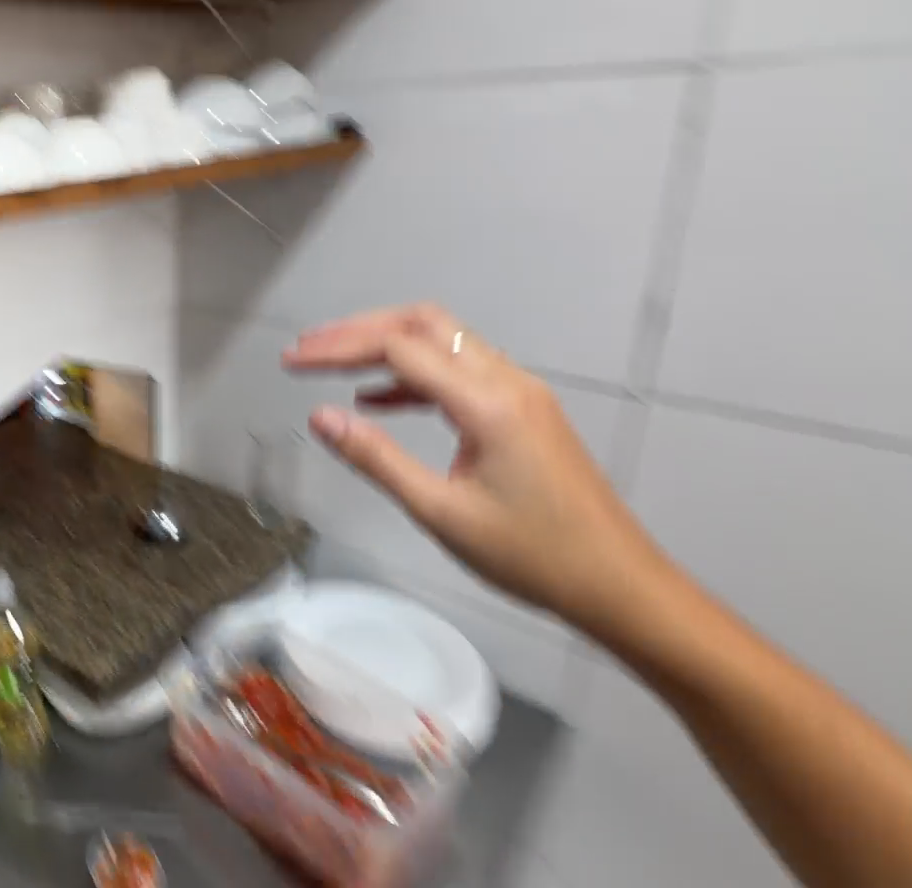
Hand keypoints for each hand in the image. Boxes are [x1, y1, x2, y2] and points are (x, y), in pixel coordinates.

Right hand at [282, 304, 668, 629]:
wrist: (620, 586)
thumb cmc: (531, 555)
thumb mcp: (440, 511)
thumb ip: (376, 458)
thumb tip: (319, 416)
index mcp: (488, 403)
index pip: (399, 348)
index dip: (337, 349)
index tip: (291, 362)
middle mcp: (507, 382)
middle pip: (423, 324)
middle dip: (358, 329)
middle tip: (307, 347)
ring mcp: (520, 394)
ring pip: (442, 342)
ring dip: (384, 345)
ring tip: (330, 365)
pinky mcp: (522, 411)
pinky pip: (458, 371)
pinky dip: (410, 375)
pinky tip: (376, 400)